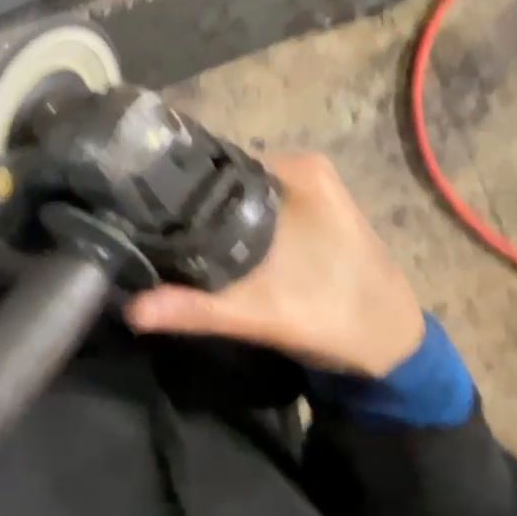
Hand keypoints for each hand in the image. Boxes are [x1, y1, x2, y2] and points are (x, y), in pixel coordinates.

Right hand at [125, 153, 425, 377]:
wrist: (393, 351)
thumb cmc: (338, 318)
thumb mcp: (260, 314)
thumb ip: (195, 309)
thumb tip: (131, 310)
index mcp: (295, 170)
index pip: (208, 165)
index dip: (165, 188)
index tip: (122, 209)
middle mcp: (295, 169)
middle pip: (212, 181)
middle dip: (176, 206)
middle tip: (128, 231)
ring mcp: (298, 191)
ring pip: (223, 198)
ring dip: (193, 219)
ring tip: (146, 238)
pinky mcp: (297, 214)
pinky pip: (240, 212)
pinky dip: (214, 227)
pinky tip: (185, 247)